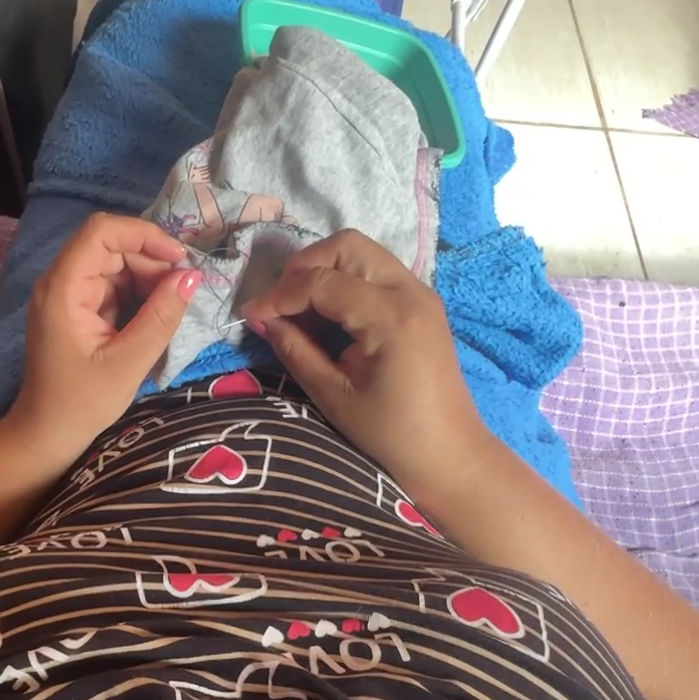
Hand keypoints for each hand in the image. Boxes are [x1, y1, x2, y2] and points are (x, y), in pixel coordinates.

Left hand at [5, 213, 200, 464]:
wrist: (47, 434)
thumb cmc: (82, 404)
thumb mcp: (128, 363)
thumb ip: (161, 318)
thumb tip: (192, 276)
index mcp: (63, 290)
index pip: (101, 233)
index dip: (143, 234)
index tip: (179, 258)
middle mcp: (60, 282)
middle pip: (109, 245)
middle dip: (150, 258)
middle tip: (182, 288)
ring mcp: (68, 295)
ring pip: (114, 263)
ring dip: (147, 275)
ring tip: (173, 303)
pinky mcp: (78, 309)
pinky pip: (111, 284)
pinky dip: (138, 291)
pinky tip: (157, 311)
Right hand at [240, 230, 489, 498]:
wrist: (448, 453)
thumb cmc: (390, 433)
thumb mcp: (333, 395)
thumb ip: (295, 350)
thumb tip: (261, 320)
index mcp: (390, 317)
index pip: (321, 282)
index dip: (279, 296)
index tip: (251, 317)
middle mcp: (410, 291)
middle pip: (346, 246)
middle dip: (303, 268)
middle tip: (279, 305)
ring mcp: (419, 293)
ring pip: (361, 253)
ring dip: (323, 272)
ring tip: (298, 312)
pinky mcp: (420, 303)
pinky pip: (374, 272)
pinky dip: (343, 282)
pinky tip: (325, 317)